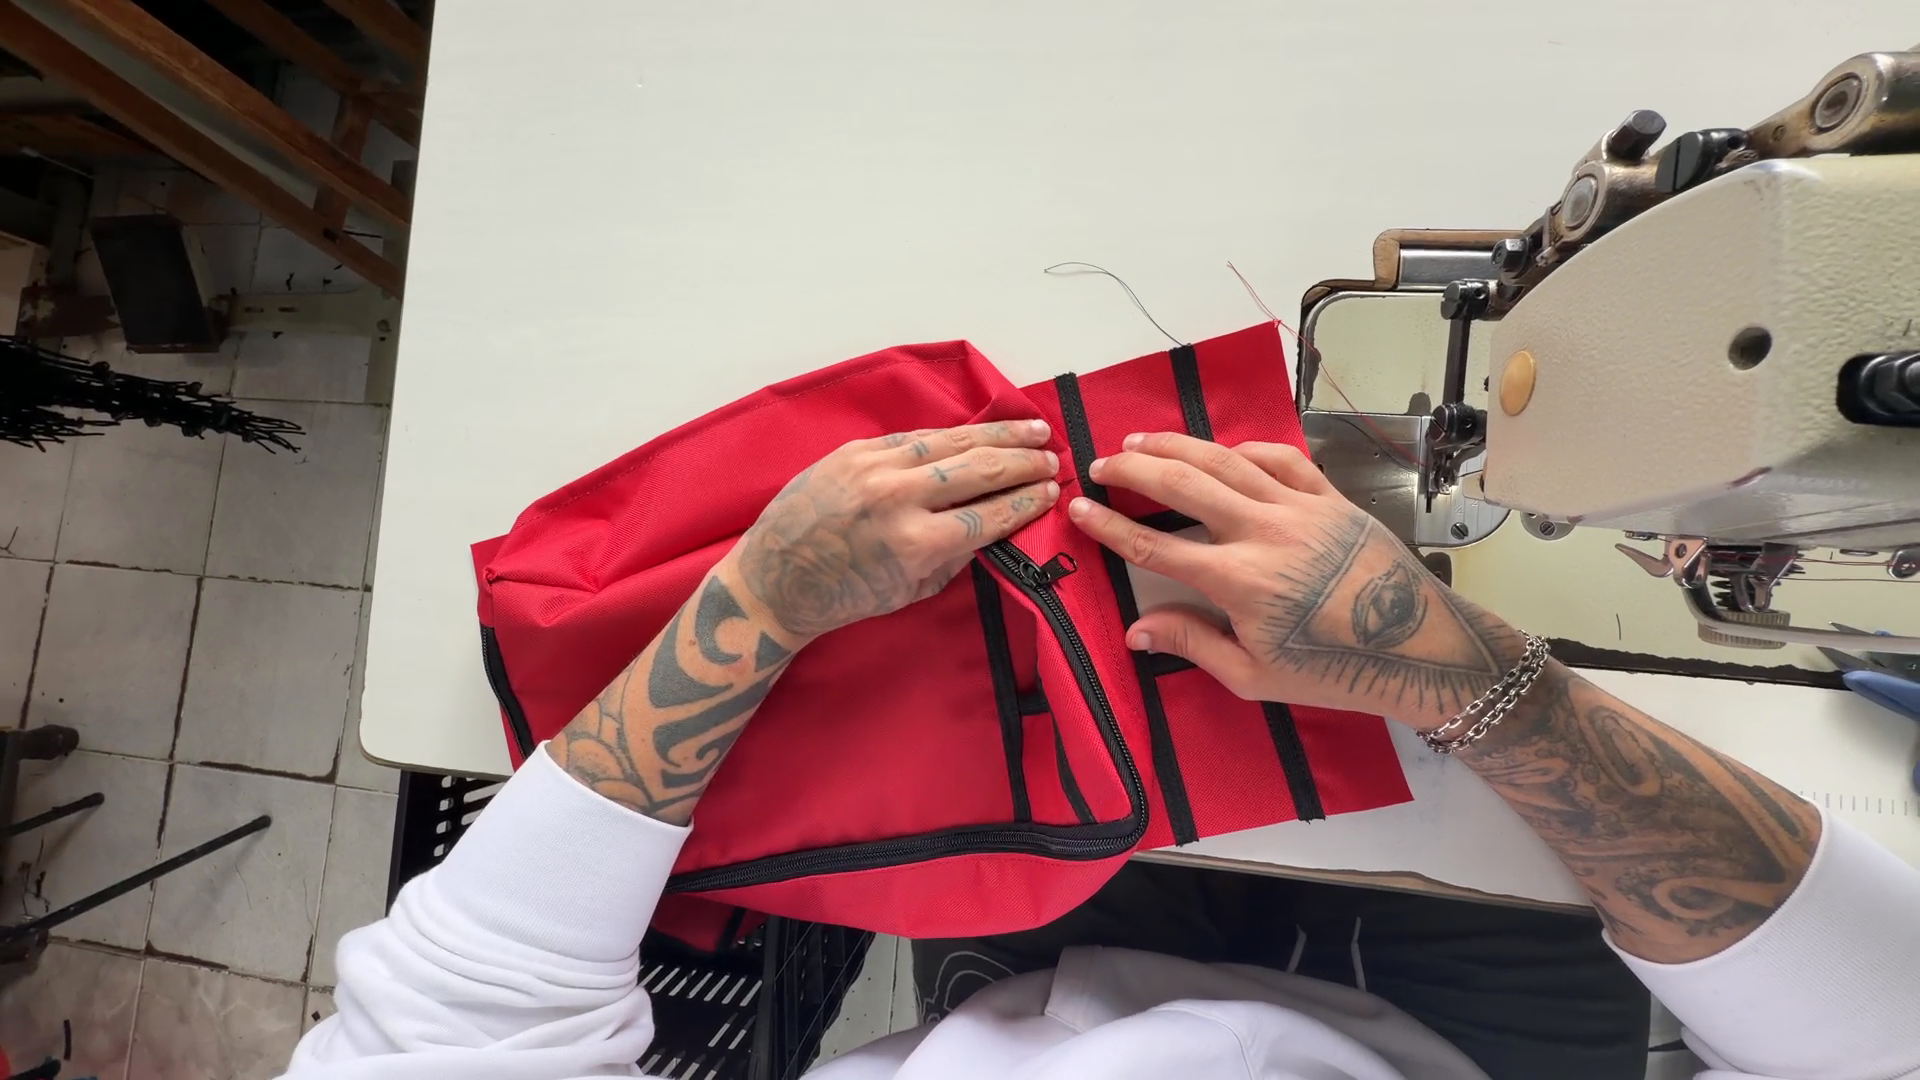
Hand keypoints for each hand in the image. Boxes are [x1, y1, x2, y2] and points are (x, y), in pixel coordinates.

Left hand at [734, 420, 1061, 639]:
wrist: (776, 579)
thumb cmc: (846, 596)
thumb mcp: (911, 590)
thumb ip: (955, 555)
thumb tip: (995, 524)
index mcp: (916, 544)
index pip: (991, 515)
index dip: (1027, 502)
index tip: (1052, 492)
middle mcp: (899, 498)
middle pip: (980, 469)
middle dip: (1023, 462)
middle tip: (1053, 457)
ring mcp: (875, 467)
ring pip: (952, 441)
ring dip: (999, 435)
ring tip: (1033, 429)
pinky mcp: (855, 450)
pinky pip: (916, 436)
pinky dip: (952, 434)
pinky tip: (979, 431)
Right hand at [1067, 432, 1523, 727]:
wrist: (1426, 652)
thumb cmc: (1333, 672)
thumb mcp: (1254, 675)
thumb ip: (1192, 644)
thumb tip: (1134, 630)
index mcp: (1239, 581)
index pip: (1154, 545)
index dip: (1109, 525)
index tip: (1078, 507)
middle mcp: (1262, 532)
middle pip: (1182, 485)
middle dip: (1132, 468)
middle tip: (1100, 462)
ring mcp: (1299, 507)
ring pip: (1225, 461)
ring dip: (1177, 446)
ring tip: (1140, 440)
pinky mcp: (1330, 497)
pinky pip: (1280, 457)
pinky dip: (1243, 449)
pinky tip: (1221, 451)